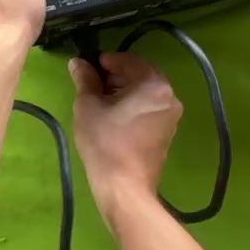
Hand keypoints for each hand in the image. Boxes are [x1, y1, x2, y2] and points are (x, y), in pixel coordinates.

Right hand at [68, 52, 182, 216]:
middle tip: (91, 84)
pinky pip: (149, 108)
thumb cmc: (105, 142)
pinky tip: (114, 115)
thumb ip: (85, 79)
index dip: (107, 61)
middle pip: (140, 75)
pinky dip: (133, 105)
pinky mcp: (167, 132)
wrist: (124, 188)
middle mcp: (169, 96)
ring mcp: (171, 116)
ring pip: (145, 93)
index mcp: (154, 84)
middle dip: (115, 76)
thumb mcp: (88, 106)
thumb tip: (77, 62)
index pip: (129, 61)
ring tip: (100, 101)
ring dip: (124, 91)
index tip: (88, 67)